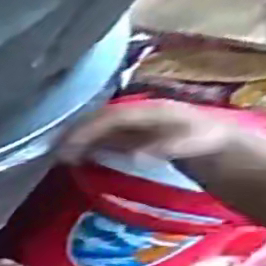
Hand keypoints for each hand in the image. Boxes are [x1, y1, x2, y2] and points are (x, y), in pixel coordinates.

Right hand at [57, 100, 234, 164]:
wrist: (212, 140)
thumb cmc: (200, 142)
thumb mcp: (189, 144)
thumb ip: (165, 147)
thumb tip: (136, 155)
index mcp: (151, 109)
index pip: (111, 116)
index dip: (87, 130)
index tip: (67, 149)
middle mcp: (136, 109)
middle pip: (97, 117)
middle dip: (73, 134)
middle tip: (53, 153)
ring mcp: (130, 118)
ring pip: (94, 123)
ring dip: (73, 137)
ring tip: (57, 154)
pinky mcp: (124, 128)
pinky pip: (97, 130)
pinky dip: (81, 141)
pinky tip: (72, 154)